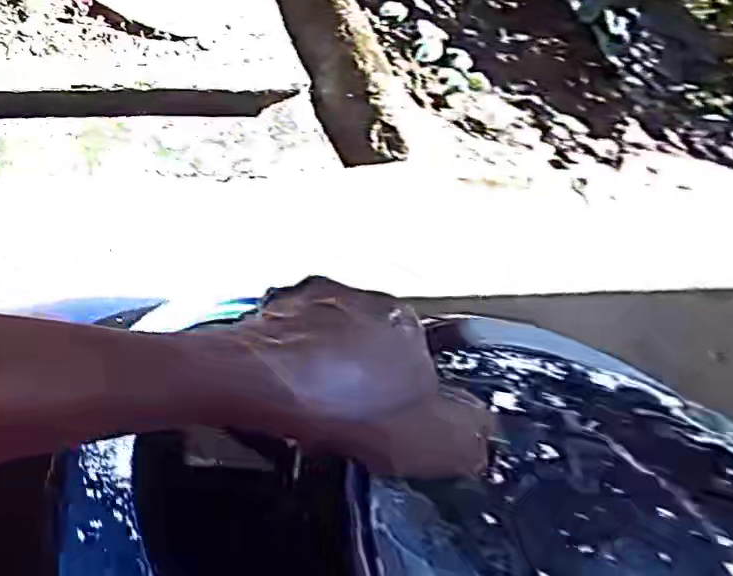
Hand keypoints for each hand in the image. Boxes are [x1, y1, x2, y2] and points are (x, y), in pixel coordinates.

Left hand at [204, 277, 492, 477]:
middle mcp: (344, 293)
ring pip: (322, 334)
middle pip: (369, 335)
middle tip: (364, 411)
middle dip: (368, 369)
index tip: (411, 410)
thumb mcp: (444, 439)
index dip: (420, 385)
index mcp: (399, 314)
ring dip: (322, 362)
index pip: (426, 346)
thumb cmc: (342, 401)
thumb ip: (471, 426)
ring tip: (320, 404)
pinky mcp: (257, 312)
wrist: (258, 382)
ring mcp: (295, 298)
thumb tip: (475, 422)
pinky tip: (287, 392)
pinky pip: (283, 339)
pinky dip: (286, 362)